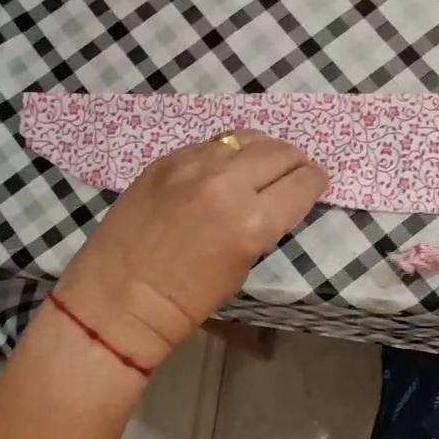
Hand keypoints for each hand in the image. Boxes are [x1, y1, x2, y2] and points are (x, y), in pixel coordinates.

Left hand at [54, 130, 327, 369]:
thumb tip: (278, 198)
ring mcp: (191, 166)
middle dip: (295, 161)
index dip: (315, 181)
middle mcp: (226, 184)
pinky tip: (224, 167)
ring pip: (245, 138)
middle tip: (296, 170)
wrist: (121, 298)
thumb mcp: (244, 265)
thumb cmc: (187, 300)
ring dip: (262, 150)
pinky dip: (226, 152)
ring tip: (263, 162)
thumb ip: (265, 224)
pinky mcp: (165, 160)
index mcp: (252, 222)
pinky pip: (210, 144)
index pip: (302, 183)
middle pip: (279, 152)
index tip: (316, 183)